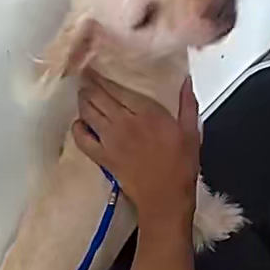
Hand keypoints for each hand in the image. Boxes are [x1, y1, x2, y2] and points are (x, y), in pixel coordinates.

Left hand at [72, 71, 199, 227]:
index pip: (116, 87)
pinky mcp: (103, 157)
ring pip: (87, 111)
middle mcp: (125, 122)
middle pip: (97, 95)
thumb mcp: (191, 133)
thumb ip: (188, 105)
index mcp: (148, 113)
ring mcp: (111, 139)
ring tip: (84, 98)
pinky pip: (81, 138)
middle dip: (89, 85)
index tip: (96, 70)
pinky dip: (78, 128)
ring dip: (83, 102)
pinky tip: (81, 125)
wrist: (166, 199)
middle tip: (87, 80)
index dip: (102, 77)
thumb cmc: (181, 168)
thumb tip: (186, 81)